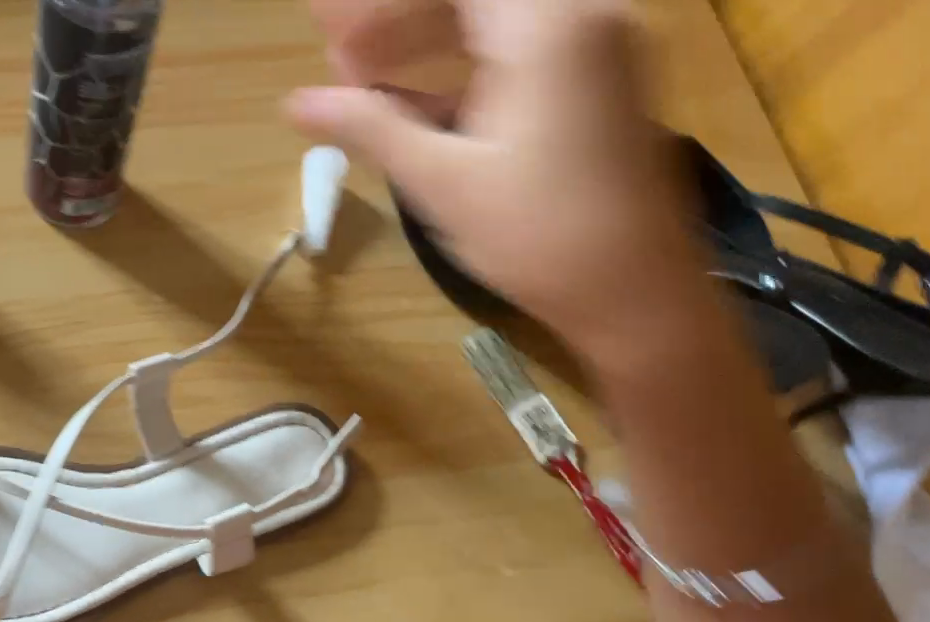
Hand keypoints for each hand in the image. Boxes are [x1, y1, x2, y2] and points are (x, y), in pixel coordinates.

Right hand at [290, 0, 707, 351]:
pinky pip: (516, 42)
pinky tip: (409, 99)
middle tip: (335, 55)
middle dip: (395, 18)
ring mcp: (592, 41)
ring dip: (421, 37)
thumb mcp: (443, 183)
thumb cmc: (537, 238)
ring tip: (358, 76)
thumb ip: (371, 128)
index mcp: (544, 26)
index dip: (376, 5)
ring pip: (491, 17)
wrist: (632, 286)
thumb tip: (297, 103)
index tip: (320, 20)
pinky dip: (459, 60)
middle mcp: (579, 11)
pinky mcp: (592, 75)